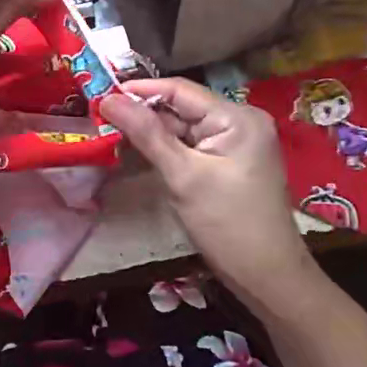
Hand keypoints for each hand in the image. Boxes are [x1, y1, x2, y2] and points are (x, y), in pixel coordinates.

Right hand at [100, 78, 318, 301]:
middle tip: (99, 119)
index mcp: (237, 117)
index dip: (138, 91)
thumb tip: (108, 98)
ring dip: (150, 134)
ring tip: (110, 136)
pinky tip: (137, 154)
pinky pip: (190, 146)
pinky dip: (165, 150)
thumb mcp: (183, 176)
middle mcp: (239, 121)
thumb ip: (147, 134)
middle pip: (181, 108)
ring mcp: (235, 143)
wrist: (268, 276)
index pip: (179, 90)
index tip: (98, 95)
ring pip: (183, 128)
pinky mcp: (228, 163)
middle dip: (141, 114)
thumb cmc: (227, 224)